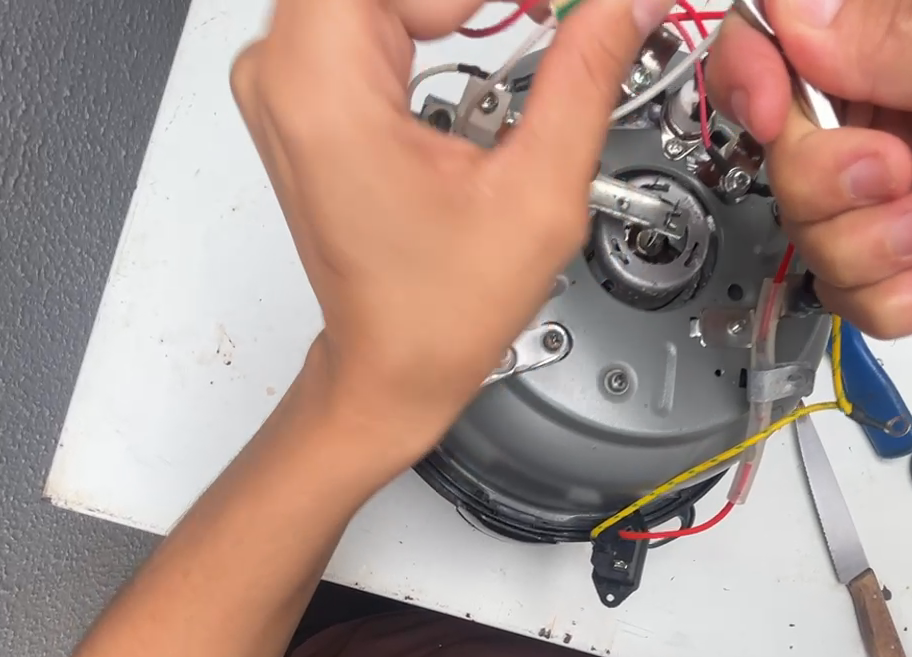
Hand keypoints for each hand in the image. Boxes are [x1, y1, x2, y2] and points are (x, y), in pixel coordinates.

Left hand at [232, 0, 673, 460]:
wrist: (393, 364)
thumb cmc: (438, 312)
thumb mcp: (536, 196)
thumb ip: (586, 76)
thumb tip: (629, 0)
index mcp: (324, 85)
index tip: (564, 5)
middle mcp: (283, 69)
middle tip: (558, 18)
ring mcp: (285, 80)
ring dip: (462, 3)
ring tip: (536, 27)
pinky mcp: (304, 95)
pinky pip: (369, 9)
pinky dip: (433, 14)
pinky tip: (484, 40)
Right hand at [707, 0, 911, 339]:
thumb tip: (795, 12)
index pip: (793, 26)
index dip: (755, 64)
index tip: (767, 110)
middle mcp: (891, 107)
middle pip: (784, 148)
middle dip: (832, 182)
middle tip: (900, 180)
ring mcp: (884, 190)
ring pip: (806, 230)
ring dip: (874, 248)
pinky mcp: (885, 258)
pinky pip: (840, 288)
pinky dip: (897, 297)